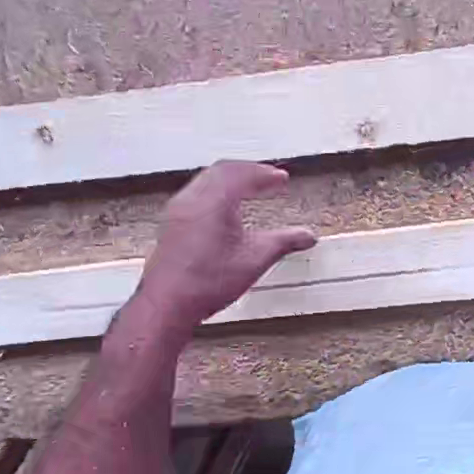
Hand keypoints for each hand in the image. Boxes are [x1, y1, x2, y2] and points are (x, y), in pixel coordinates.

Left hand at [128, 161, 316, 337]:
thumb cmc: (203, 284)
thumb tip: (305, 236)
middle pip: (222, 170)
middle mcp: (192, 199)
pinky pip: (195, 194)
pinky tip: (222, 209)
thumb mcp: (254, 260)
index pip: (242, 174)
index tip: (280, 178)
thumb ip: (283, 243)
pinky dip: (215, 192)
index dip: (265, 174)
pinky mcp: (171, 224)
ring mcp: (177, 211)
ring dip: (230, 179)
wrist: (168, 304)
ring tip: (248, 189)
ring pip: (206, 180)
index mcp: (214, 201)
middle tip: (266, 178)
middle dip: (248, 171)